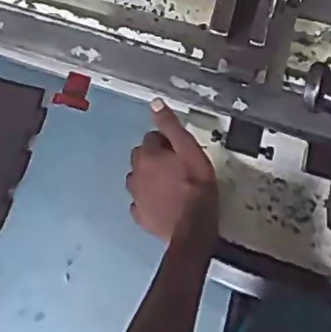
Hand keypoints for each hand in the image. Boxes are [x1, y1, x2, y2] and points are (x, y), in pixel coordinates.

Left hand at [127, 99, 217, 243]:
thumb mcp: (189, 148)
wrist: (193, 228)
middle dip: (156, 158)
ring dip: (150, 177)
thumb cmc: (195, 184)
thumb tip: (155, 103)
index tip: (181, 152)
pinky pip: (140, 202)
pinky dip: (148, 199)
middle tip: (178, 166)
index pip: (151, 137)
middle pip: (143, 157)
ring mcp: (136, 197)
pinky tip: (163, 202)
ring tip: (171, 184)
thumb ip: (170, 125)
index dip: (167, 142)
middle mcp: (135, 174)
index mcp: (146, 155)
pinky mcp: (140, 217)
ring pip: (140, 178)